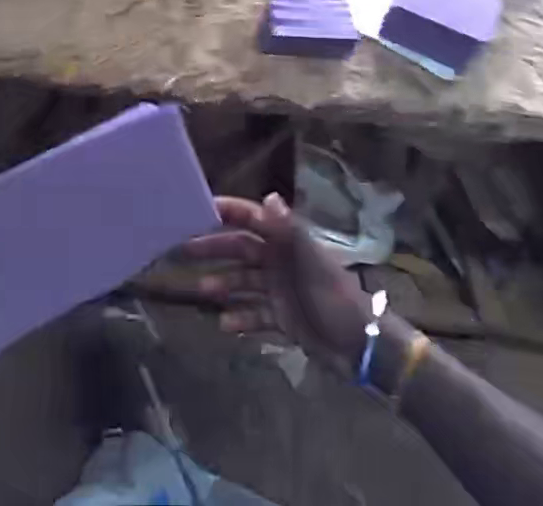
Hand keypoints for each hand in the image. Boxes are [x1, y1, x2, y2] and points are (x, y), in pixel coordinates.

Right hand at [181, 193, 373, 363]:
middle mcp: (281, 261)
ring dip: (223, 284)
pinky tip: (225, 324)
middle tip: (183, 249)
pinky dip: (240, 316)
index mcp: (288, 242)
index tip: (198, 209)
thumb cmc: (334, 298)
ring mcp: (280, 289)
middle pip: (242, 249)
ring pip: (244, 281)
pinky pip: (254, 313)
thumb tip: (269, 196)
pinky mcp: (282, 317)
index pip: (253, 219)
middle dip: (215, 248)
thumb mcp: (310, 262)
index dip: (229, 212)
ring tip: (201, 291)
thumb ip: (288, 231)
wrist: (360, 346)